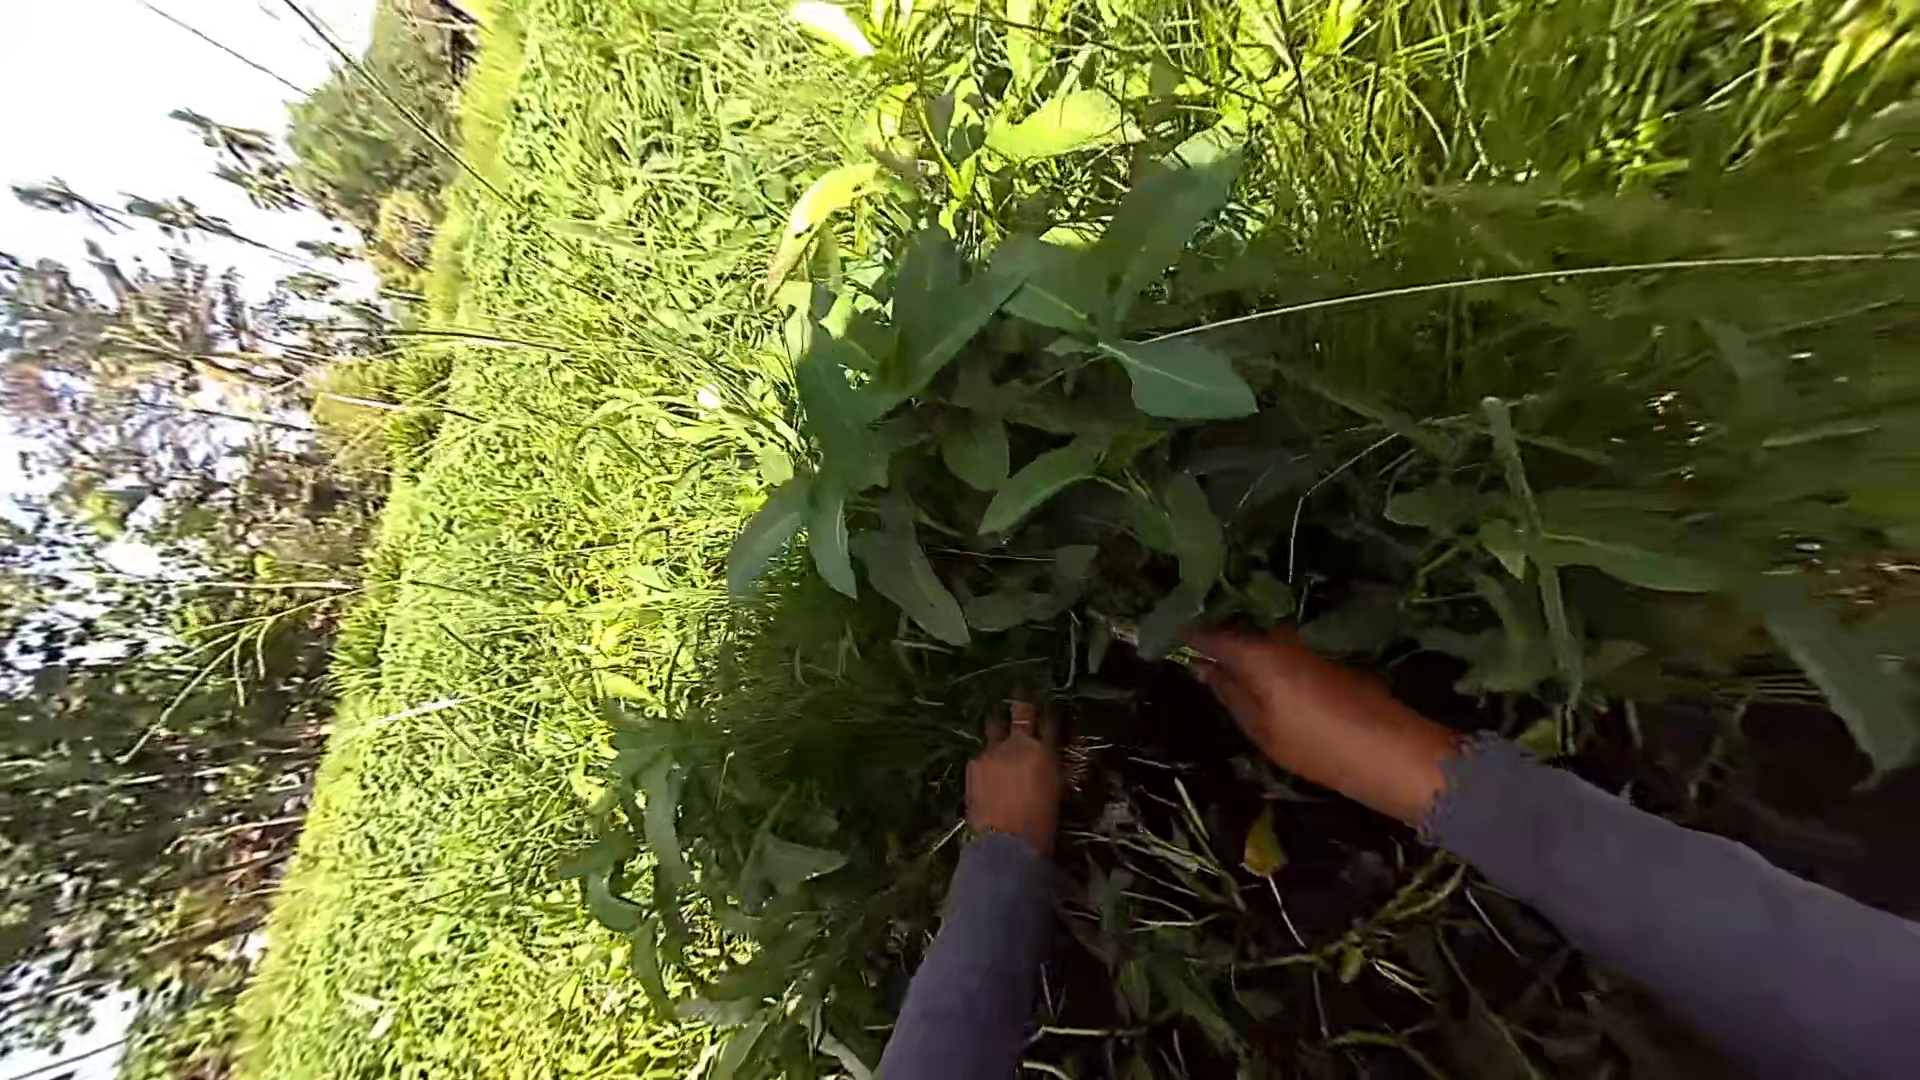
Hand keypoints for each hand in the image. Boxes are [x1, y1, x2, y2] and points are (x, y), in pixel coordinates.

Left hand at [966, 700, 1060, 855]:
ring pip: (994, 724)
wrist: (1006, 844)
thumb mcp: (1054, 792)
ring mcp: (994, 750)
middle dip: (1020, 699)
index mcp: (1046, 753)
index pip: (1050, 721)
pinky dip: (984, 755)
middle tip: (1018, 692)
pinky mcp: (974, 761)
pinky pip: (980, 751)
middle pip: (1021, 710)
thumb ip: (1048, 768)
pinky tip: (984, 764)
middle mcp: (1020, 744)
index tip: (1046, 704)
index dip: (1048, 710)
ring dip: (997, 722)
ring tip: (995, 717)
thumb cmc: (1040, 826)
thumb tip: (1043, 759)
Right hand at [1190, 628, 1463, 825]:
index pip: (1209, 633)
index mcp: (1256, 652)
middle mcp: (1279, 638)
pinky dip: (1262, 655)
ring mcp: (1305, 645)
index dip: (1186, 634)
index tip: (1166, 637)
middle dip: (1212, 635)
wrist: (1399, 755)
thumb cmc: (1318, 746)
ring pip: (1259, 637)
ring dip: (1239, 645)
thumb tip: (1200, 667)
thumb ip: (1228, 693)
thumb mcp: (1260, 728)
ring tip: (1217, 662)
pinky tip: (1254, 673)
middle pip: (1236, 629)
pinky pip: (1280, 647)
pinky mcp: (1325, 657)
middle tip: (1189, 649)